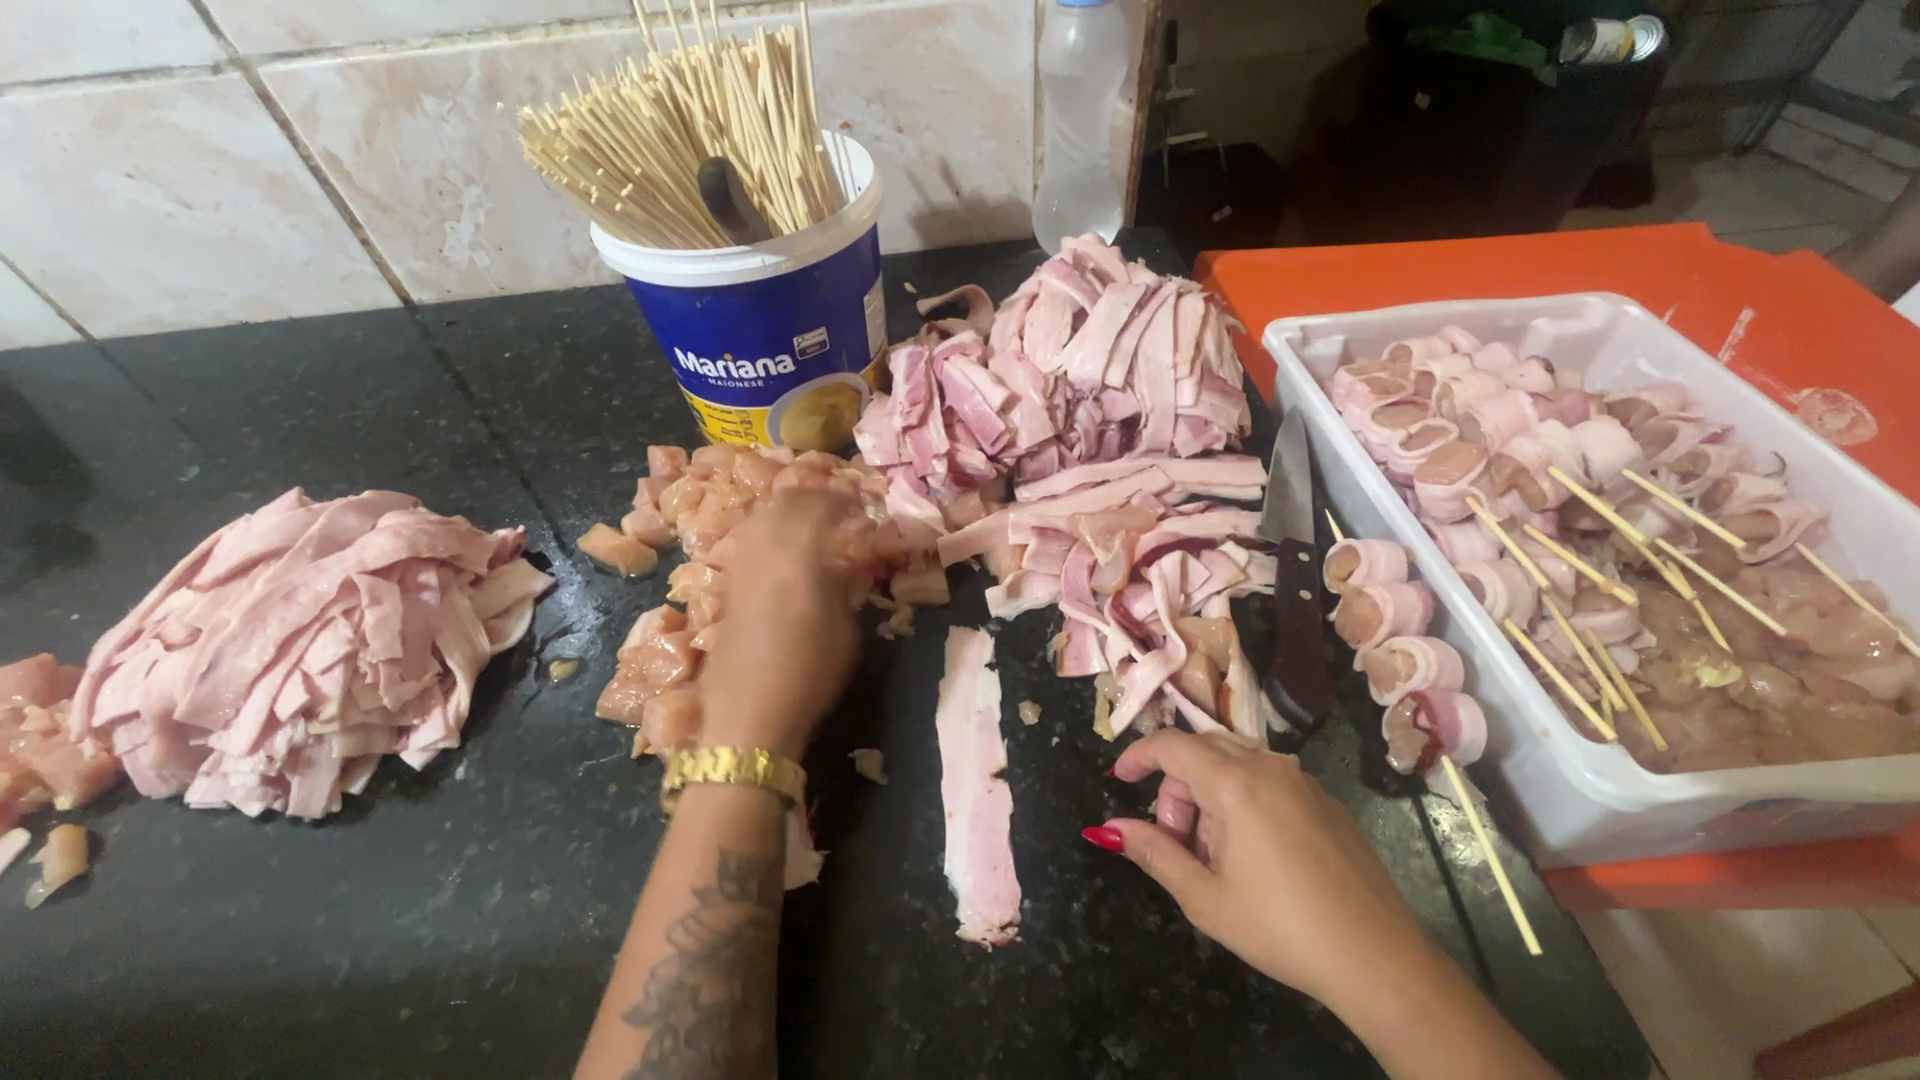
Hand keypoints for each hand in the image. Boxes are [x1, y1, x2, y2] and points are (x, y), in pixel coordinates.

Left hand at [698, 489, 858, 758]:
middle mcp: (763, 552)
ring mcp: (740, 567)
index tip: (862, 506)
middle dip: (814, 496)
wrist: (748, 716)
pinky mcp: (728, 586)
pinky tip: (785, 550)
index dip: (842, 499)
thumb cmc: (808, 677)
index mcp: (798, 558)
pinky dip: (770, 531)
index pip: (819, 506)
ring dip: (788, 510)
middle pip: (785, 503)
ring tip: (813, 523)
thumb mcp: (844, 633)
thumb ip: (844, 587)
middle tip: (839, 506)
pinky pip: (749, 540)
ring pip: (761, 517)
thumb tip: (846, 562)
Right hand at [1097, 731, 1429, 1006]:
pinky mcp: (1326, 802)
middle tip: (1175, 842)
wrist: (1378, 958)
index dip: (1137, 756)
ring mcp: (1303, 781)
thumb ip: (1154, 852)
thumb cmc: (1281, 928)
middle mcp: (1270, 767)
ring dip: (1209, 794)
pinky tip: (1255, 854)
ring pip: (1236, 763)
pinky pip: (1268, 779)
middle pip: (1202, 751)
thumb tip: (1108, 827)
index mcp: (1235, 784)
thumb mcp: (1204, 897)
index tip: (1118, 780)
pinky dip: (1243, 799)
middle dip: (1175, 787)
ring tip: (1216, 854)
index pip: (1171, 745)